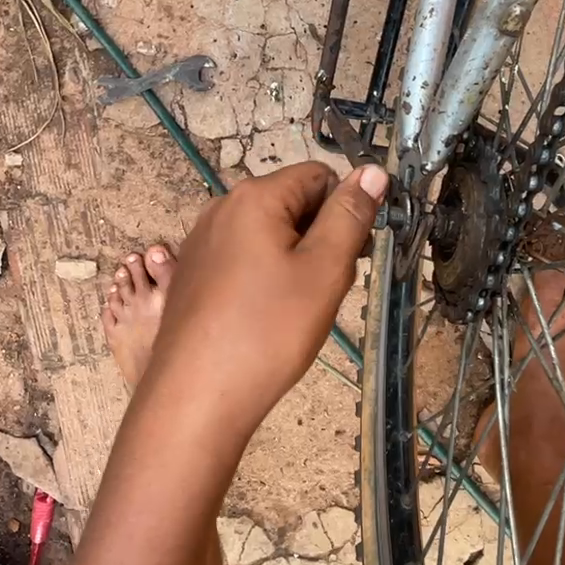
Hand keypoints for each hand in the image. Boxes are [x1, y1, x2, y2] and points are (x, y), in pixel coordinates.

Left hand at [135, 161, 387, 437]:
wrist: (196, 393)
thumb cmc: (266, 331)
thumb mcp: (323, 271)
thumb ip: (349, 216)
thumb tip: (371, 171)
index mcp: (254, 197)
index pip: (318, 176)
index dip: (344, 209)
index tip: (351, 255)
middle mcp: (221, 207)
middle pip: (290, 202)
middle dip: (317, 236)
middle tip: (323, 287)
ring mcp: (202, 240)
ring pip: (267, 233)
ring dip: (293, 259)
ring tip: (295, 308)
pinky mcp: (193, 271)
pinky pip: (241, 257)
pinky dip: (262, 276)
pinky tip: (264, 317)